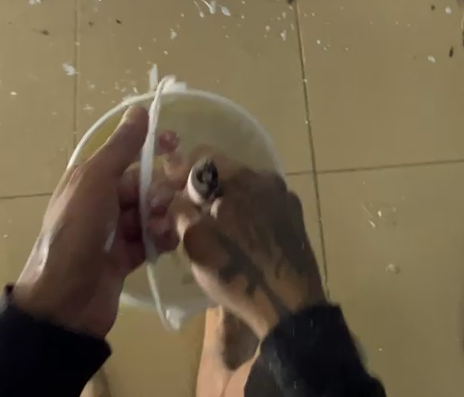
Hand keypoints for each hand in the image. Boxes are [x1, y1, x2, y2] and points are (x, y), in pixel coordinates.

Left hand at [13, 106, 183, 337]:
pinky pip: (152, 239)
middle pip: (144, 184)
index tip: (177, 144)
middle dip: (158, 190)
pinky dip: (161, 240)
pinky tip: (164, 245)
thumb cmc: (76, 232)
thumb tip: (138, 109)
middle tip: (159, 205)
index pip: (128, 152)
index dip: (152, 146)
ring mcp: (114, 230)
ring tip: (158, 231)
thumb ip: (120, 148)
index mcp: (91, 178)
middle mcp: (103, 200)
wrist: (64, 303)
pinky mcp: (126, 258)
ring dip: (161, 217)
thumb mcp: (95, 182)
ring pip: (151, 211)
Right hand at [171, 149, 325, 336]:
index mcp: (241, 176)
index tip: (167, 192)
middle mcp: (266, 178)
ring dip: (226, 203)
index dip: (180, 172)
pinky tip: (240, 239)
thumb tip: (173, 194)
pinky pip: (262, 207)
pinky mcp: (296, 220)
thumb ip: (180, 209)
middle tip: (188, 213)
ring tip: (213, 229)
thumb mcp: (195, 241)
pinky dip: (246, 215)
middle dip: (203, 190)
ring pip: (245, 191)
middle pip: (225, 173)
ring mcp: (285, 198)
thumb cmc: (237, 271)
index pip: (203, 157)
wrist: (289, 306)